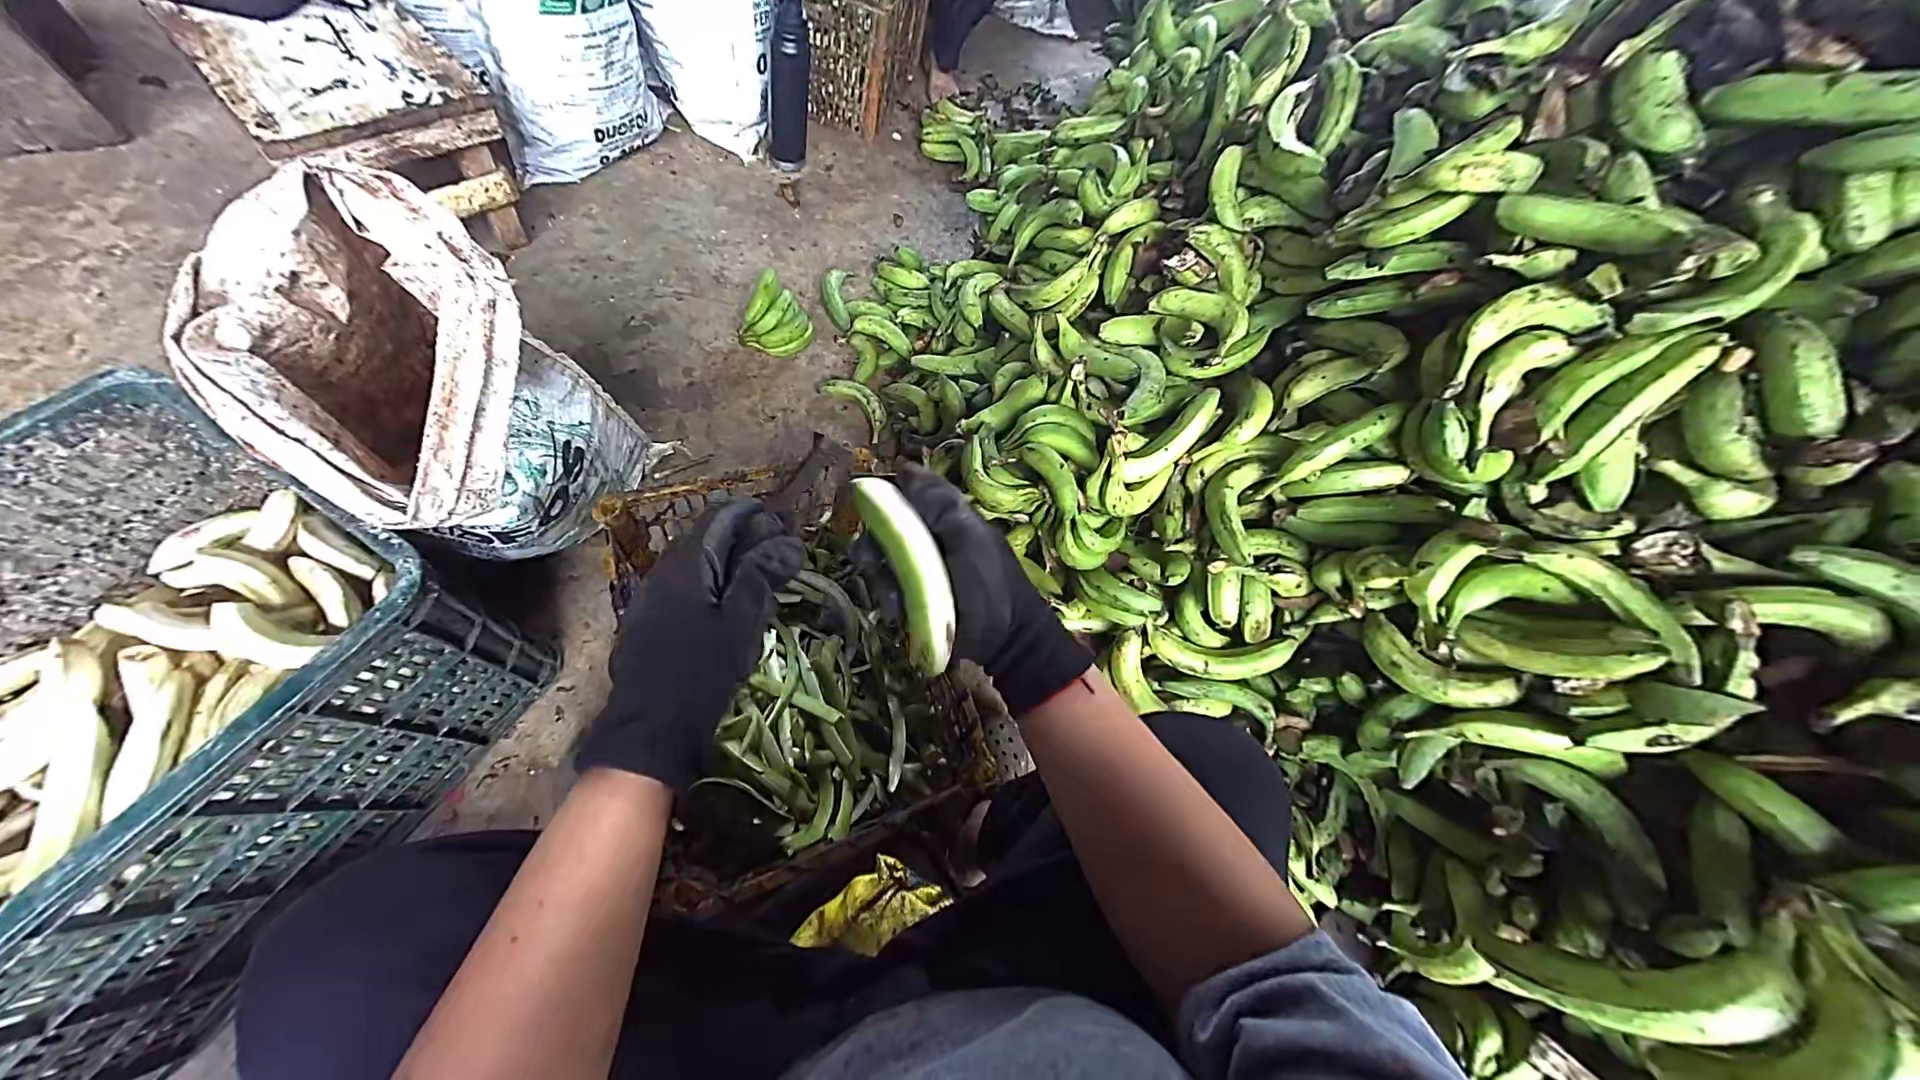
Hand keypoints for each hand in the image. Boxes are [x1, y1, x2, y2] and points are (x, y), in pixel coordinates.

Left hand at [579, 499, 803, 789]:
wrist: (651, 731)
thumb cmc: (701, 674)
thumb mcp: (741, 623)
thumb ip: (760, 576)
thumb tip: (787, 540)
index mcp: (686, 565)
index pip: (722, 518)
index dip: (757, 516)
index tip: (788, 527)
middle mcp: (663, 571)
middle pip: (708, 538)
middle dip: (747, 538)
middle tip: (784, 553)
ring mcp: (652, 596)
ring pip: (699, 564)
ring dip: (732, 562)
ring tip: (766, 577)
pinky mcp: (651, 621)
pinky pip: (689, 587)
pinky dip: (716, 584)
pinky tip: (734, 604)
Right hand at [867, 465, 1092, 715]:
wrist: (1005, 644)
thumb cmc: (993, 586)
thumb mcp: (969, 538)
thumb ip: (939, 504)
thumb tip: (906, 468)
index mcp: (944, 517)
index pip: (901, 494)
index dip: (882, 499)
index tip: (872, 514)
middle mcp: (926, 539)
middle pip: (881, 529)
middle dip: (874, 546)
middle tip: (872, 562)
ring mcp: (916, 571)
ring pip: (877, 561)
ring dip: (880, 579)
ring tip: (895, 601)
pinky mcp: (909, 600)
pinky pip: (883, 590)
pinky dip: (886, 600)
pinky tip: (897, 613)